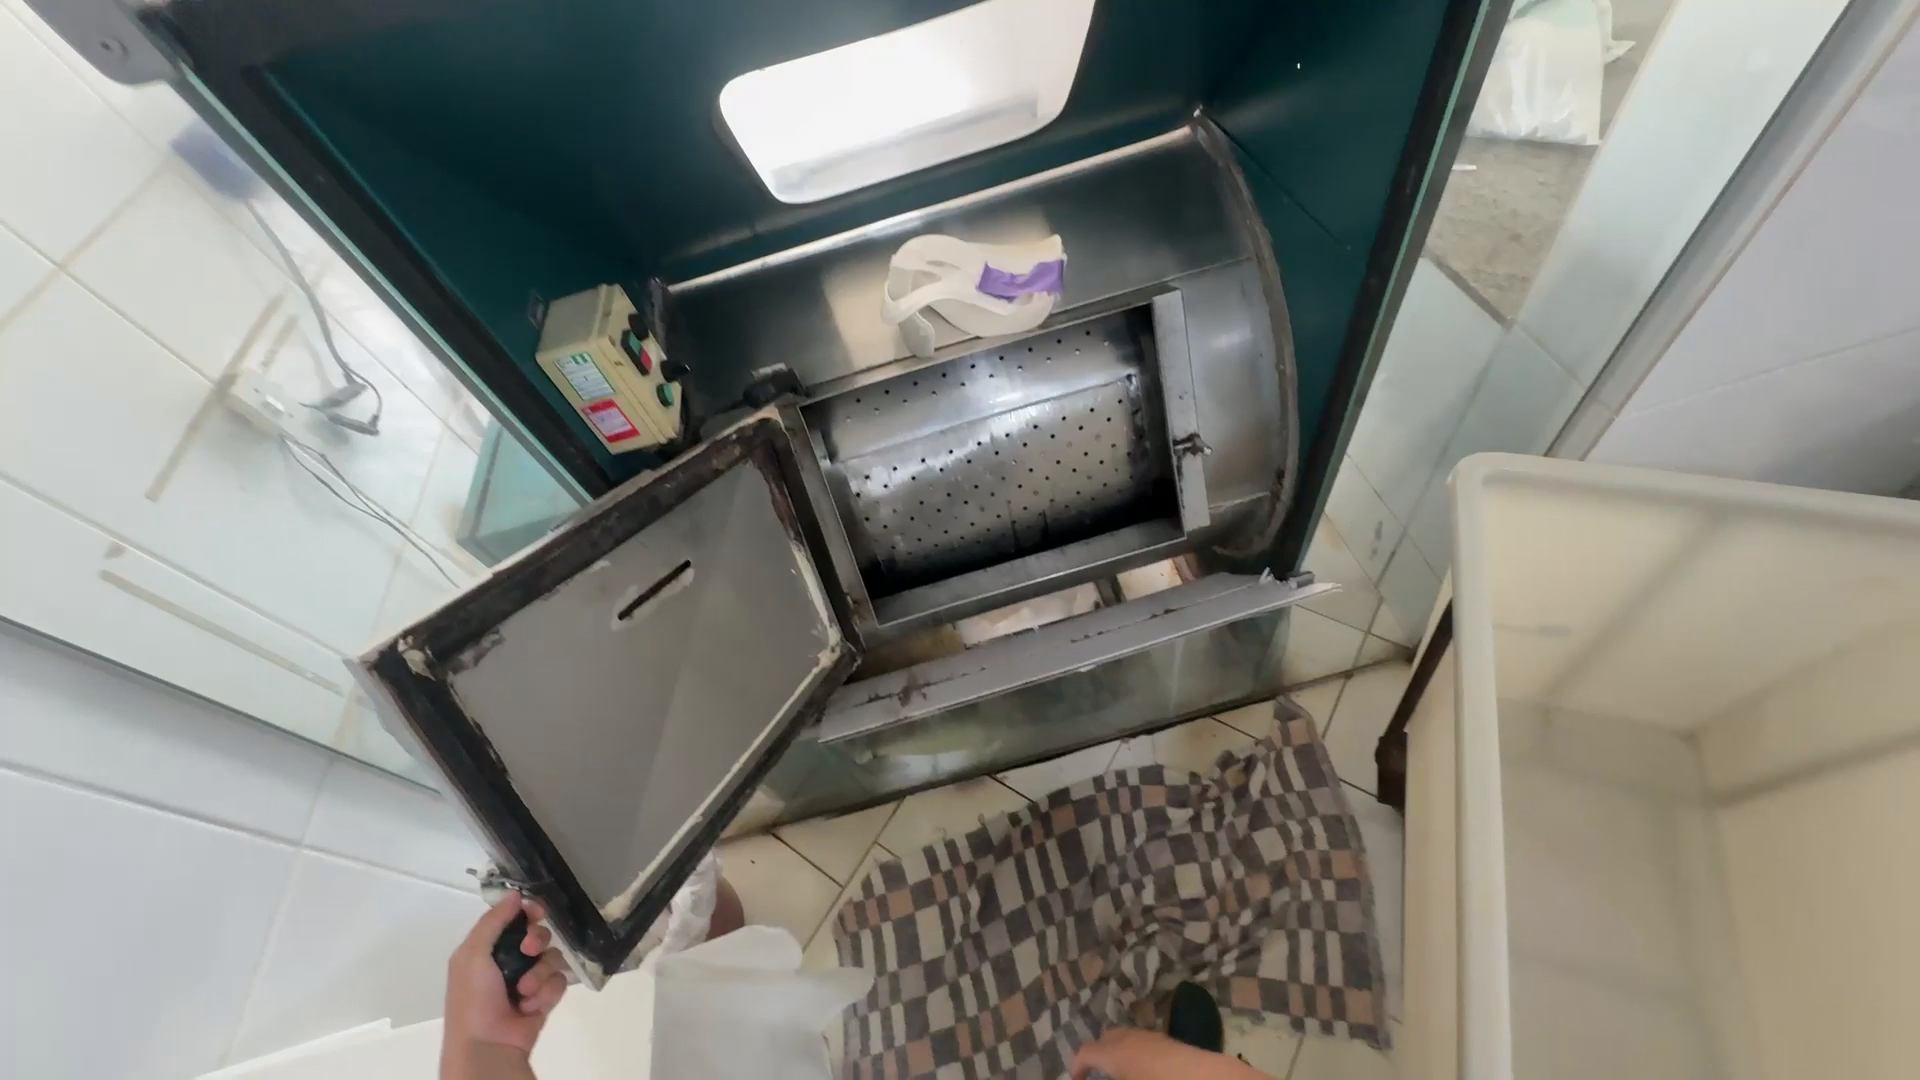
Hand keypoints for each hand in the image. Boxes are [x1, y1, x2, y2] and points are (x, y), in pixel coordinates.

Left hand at [443, 894, 568, 1067]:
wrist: (487, 1047)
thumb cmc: (473, 1000)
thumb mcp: (471, 957)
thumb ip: (492, 922)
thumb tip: (515, 894)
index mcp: (488, 951)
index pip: (515, 920)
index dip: (529, 913)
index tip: (536, 913)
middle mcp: (509, 962)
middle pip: (539, 934)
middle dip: (538, 940)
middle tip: (529, 951)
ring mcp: (529, 981)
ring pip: (553, 957)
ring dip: (541, 973)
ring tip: (525, 992)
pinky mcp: (544, 998)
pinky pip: (559, 981)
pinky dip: (547, 993)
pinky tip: (531, 1006)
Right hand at [1070, 1028, 1272, 1079]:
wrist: (1210, 1079)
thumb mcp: (1128, 1076)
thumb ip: (1113, 1074)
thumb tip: (1105, 1072)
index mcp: (1115, 1054)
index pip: (1086, 1052)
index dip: (1077, 1066)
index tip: (1075, 1079)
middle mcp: (1129, 1039)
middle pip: (1105, 1040)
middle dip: (1097, 1056)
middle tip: (1095, 1077)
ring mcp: (1151, 1037)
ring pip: (1125, 1039)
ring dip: (1117, 1054)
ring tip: (1120, 1076)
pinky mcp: (1169, 1043)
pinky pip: (1142, 1043)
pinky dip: (1135, 1055)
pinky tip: (1144, 1072)